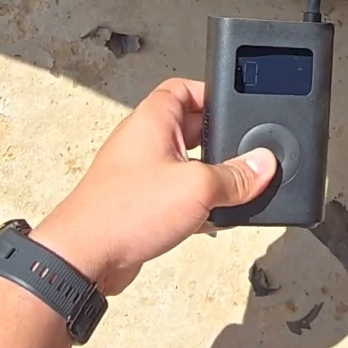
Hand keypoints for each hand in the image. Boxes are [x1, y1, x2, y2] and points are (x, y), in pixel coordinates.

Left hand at [32, 78, 276, 294]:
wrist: (84, 259)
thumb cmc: (125, 211)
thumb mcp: (197, 187)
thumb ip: (236, 175)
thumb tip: (263, 164)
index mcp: (153, 119)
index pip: (185, 88)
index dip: (213, 93)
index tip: (239, 106)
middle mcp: (145, 140)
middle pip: (192, 127)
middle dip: (221, 141)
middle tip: (245, 153)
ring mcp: (141, 172)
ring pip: (187, 163)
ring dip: (210, 176)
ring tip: (233, 189)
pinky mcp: (141, 202)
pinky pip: (177, 192)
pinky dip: (197, 202)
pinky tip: (214, 219)